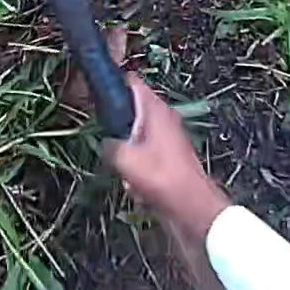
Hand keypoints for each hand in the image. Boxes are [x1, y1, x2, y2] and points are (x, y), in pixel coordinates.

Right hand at [104, 74, 231, 238]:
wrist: (193, 208)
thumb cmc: (160, 175)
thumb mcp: (124, 159)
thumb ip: (109, 145)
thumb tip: (105, 142)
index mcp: (154, 108)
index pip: (131, 81)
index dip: (113, 83)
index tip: (96, 95)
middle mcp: (163, 116)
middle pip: (132, 112)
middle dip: (118, 130)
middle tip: (110, 144)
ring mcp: (169, 136)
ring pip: (137, 137)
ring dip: (128, 155)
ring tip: (127, 174)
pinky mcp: (171, 157)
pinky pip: (147, 156)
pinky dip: (140, 169)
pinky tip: (138, 188)